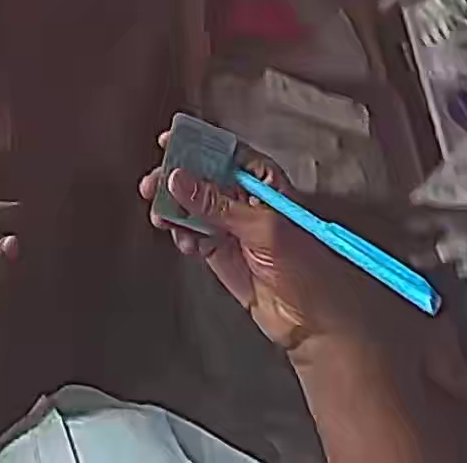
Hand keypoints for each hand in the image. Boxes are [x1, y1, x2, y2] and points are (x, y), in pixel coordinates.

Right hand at [139, 133, 367, 358]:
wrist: (312, 325)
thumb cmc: (308, 270)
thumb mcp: (262, 228)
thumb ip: (218, 204)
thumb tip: (181, 179)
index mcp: (262, 180)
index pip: (224, 152)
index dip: (196, 145)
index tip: (170, 141)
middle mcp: (243, 198)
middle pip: (201, 176)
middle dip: (175, 178)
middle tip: (154, 183)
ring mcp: (229, 224)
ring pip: (191, 205)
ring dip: (173, 208)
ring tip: (162, 216)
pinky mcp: (218, 249)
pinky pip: (191, 232)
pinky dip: (182, 234)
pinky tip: (185, 240)